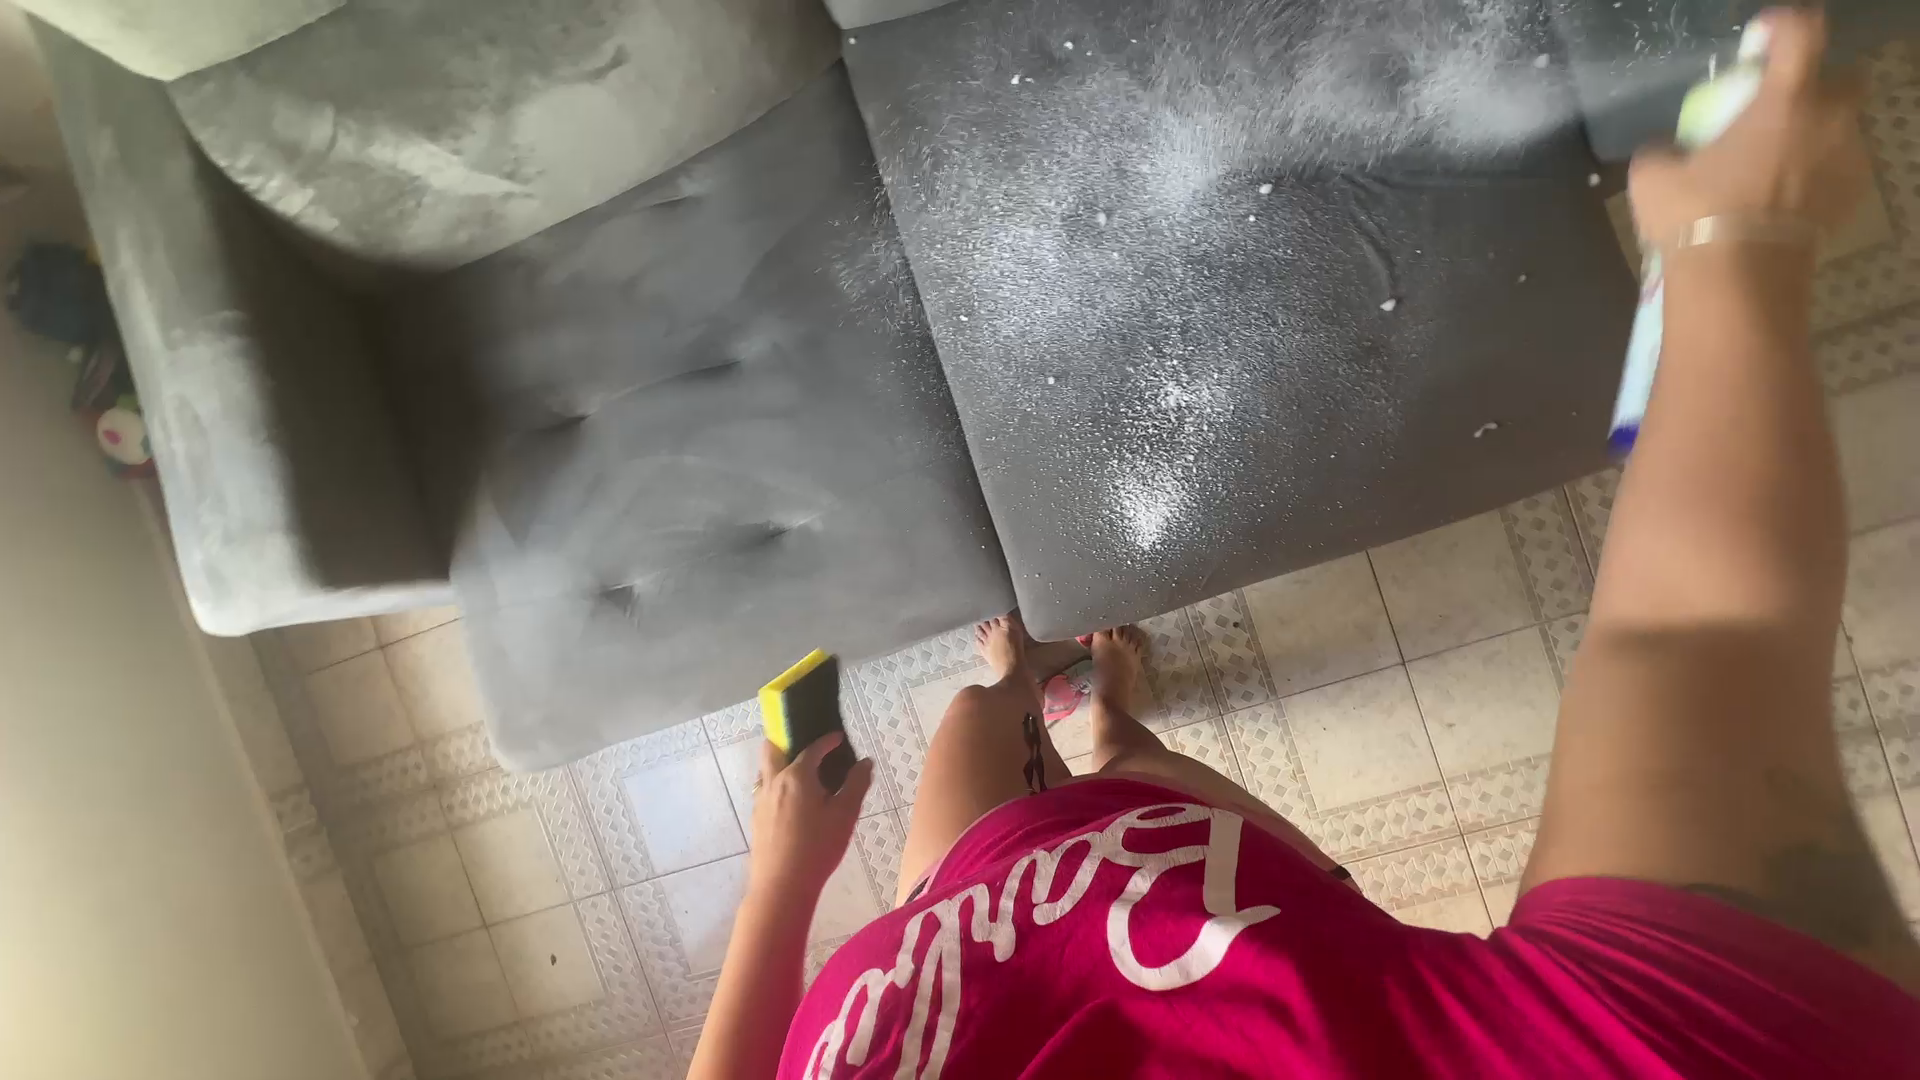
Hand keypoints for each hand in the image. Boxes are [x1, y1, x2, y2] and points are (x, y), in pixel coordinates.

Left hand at [746, 734, 873, 896]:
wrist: (782, 887)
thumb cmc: (817, 847)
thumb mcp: (845, 815)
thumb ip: (856, 784)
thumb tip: (865, 762)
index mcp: (797, 775)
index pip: (813, 748)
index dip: (828, 740)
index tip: (838, 738)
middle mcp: (774, 781)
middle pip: (772, 749)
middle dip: (787, 741)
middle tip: (807, 748)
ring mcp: (761, 801)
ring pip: (765, 771)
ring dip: (780, 764)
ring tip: (801, 776)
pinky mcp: (756, 819)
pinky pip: (764, 790)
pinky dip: (777, 785)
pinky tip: (792, 803)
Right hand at [1628, 9, 1870, 247]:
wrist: (1738, 269)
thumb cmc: (1694, 213)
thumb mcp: (1651, 180)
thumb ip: (1660, 151)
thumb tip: (1664, 147)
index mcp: (1783, 100)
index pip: (1800, 34)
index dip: (1781, 26)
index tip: (1759, 36)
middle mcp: (1829, 114)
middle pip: (1834, 81)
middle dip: (1807, 91)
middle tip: (1768, 117)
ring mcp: (1847, 152)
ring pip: (1833, 128)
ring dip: (1805, 138)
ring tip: (1766, 169)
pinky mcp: (1850, 189)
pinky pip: (1832, 169)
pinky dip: (1809, 176)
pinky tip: (1775, 200)